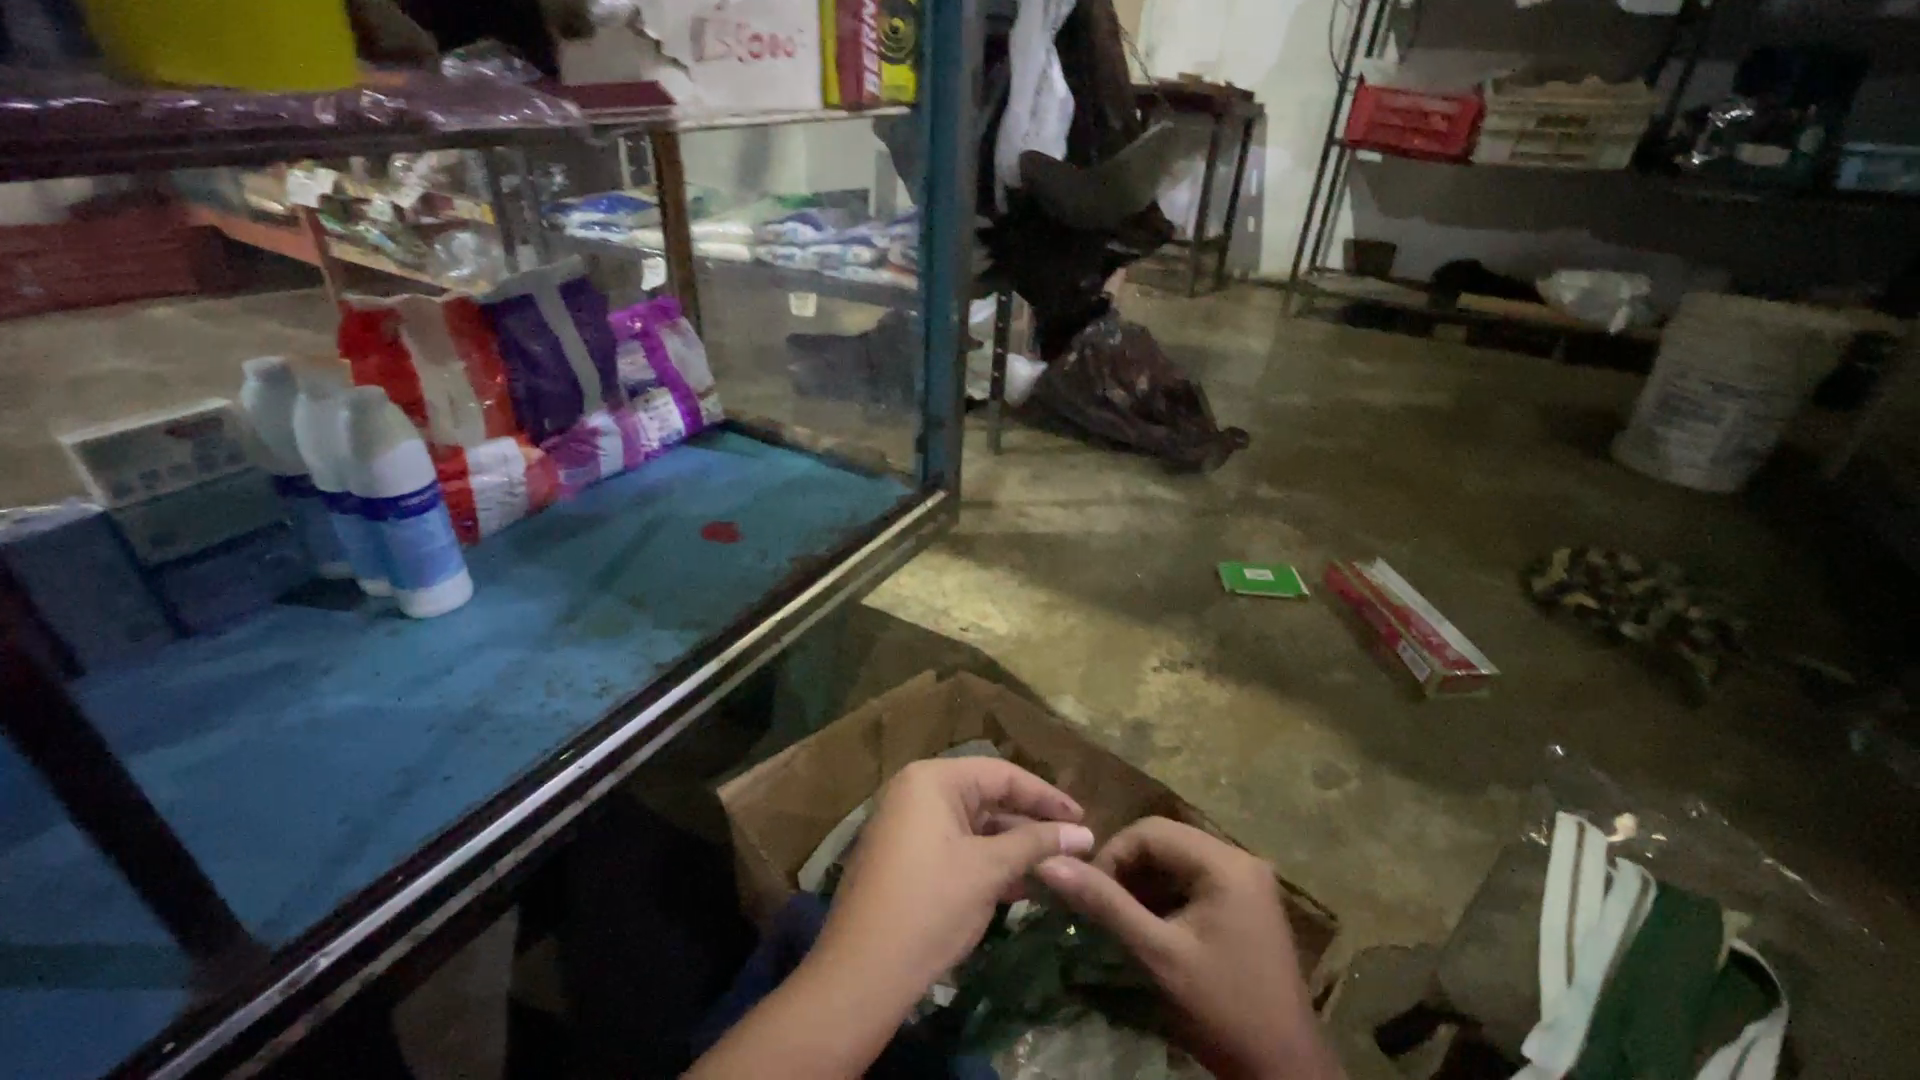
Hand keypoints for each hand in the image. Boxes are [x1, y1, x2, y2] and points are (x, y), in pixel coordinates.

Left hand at [815, 758, 1094, 995]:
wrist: (862, 973)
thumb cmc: (930, 905)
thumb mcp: (989, 870)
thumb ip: (1036, 844)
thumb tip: (1085, 833)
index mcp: (931, 780)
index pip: (1002, 774)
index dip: (1046, 795)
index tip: (1084, 817)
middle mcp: (916, 794)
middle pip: (987, 798)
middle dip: (1031, 823)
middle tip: (1075, 843)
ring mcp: (907, 828)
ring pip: (974, 827)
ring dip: (1014, 847)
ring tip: (1058, 868)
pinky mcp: (906, 861)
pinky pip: (957, 849)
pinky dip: (989, 863)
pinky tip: (1024, 886)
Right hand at [1036, 817, 1341, 1079]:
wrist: (1282, 1068)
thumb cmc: (1221, 1007)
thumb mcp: (1157, 954)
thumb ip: (1105, 905)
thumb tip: (1048, 863)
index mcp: (1225, 863)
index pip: (1150, 831)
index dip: (1111, 855)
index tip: (1088, 894)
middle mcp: (1240, 860)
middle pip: (1165, 842)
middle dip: (1126, 870)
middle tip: (1101, 908)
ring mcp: (1247, 882)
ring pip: (1176, 862)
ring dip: (1142, 885)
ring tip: (1119, 920)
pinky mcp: (1246, 904)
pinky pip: (1193, 882)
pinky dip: (1165, 898)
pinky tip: (1149, 929)